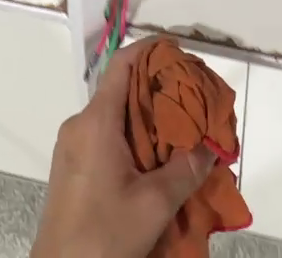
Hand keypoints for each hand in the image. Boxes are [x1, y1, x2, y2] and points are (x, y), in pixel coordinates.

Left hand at [31, 40, 216, 257]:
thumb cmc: (104, 234)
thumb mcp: (154, 204)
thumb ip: (185, 170)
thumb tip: (209, 148)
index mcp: (96, 121)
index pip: (122, 65)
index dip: (149, 50)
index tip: (177, 48)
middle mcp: (79, 124)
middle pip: (120, 90)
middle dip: (156, 88)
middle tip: (191, 96)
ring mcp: (72, 145)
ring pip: (114, 115)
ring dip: (146, 116)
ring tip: (181, 128)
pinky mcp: (72, 166)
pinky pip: (105, 136)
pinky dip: (132, 136)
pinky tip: (156, 157)